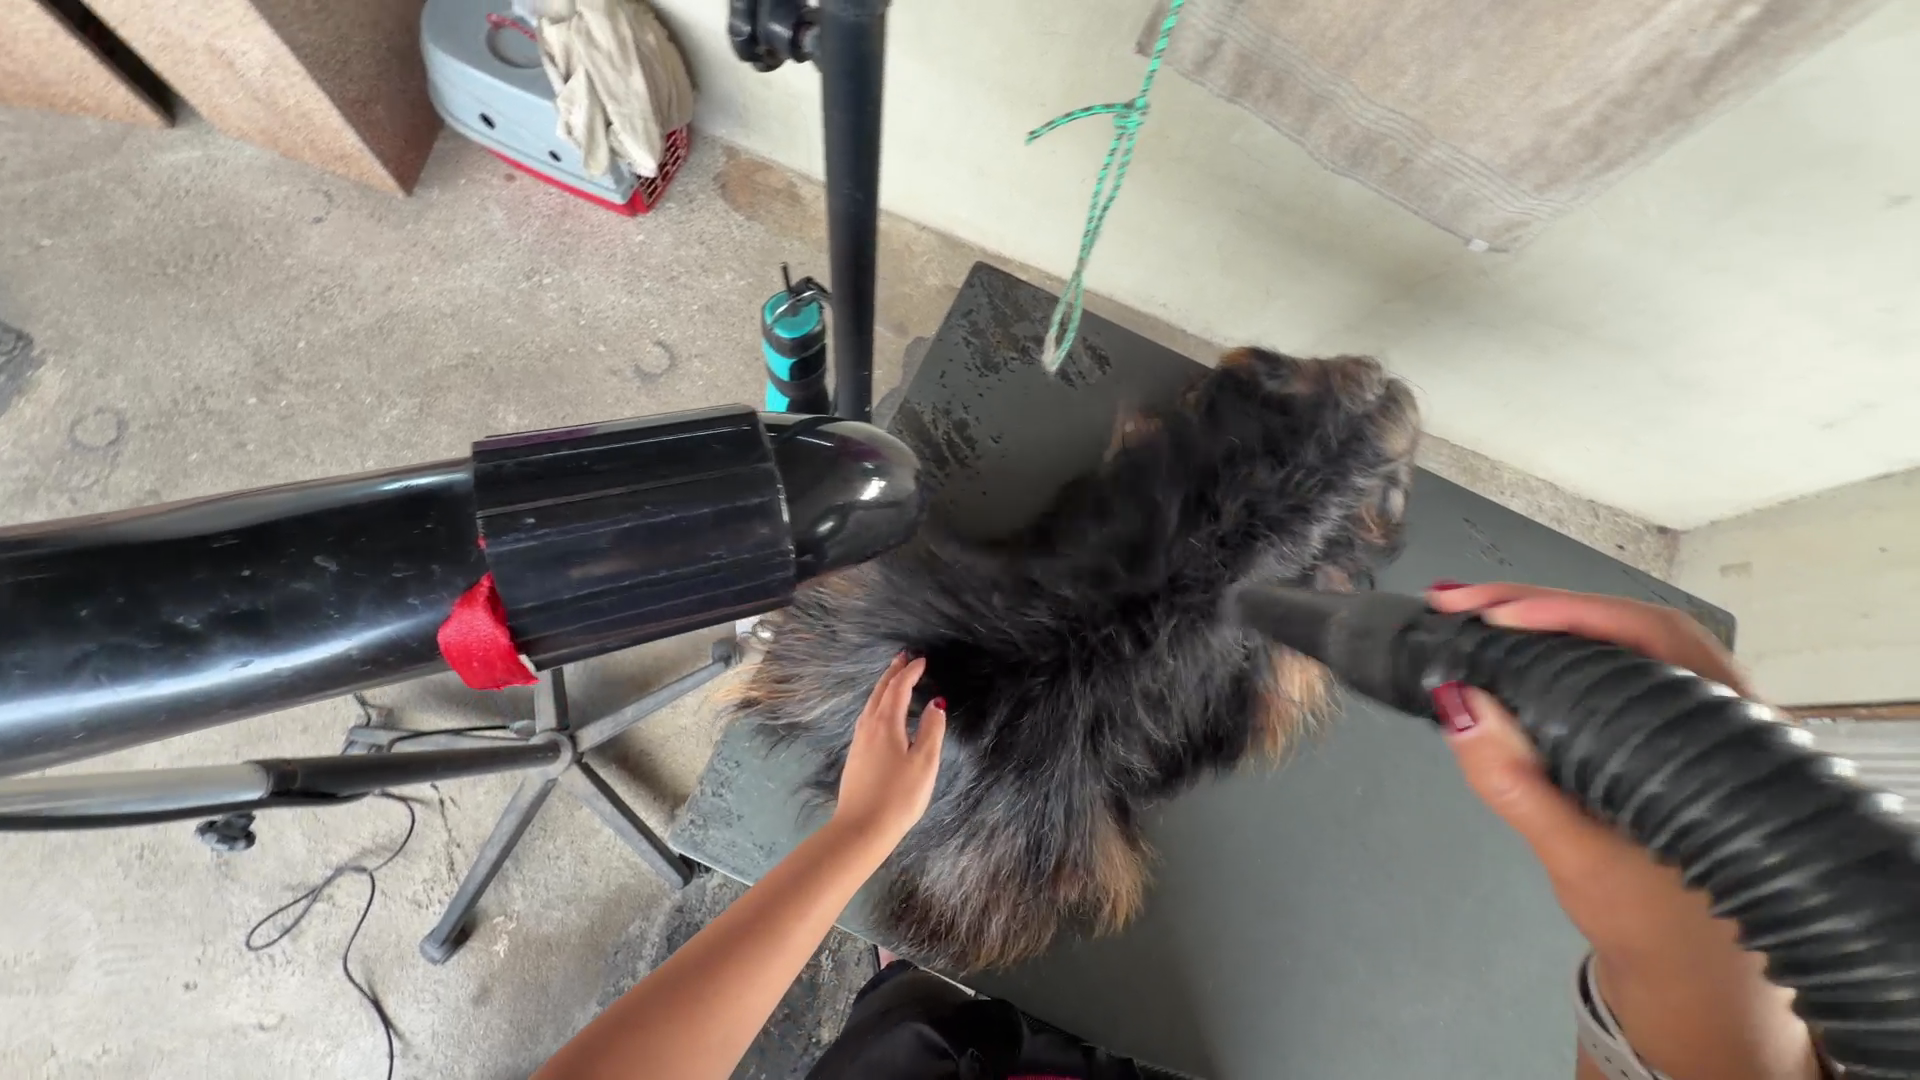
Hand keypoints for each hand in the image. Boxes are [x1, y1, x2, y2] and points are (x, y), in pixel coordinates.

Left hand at [830, 653, 946, 846]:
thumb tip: (936, 704)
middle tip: (903, 657)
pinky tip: (881, 712)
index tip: (921, 660)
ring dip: (883, 687)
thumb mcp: (924, 763)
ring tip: (893, 678)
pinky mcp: (856, 755)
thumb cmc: (898, 796)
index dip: (910, 672)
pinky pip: (867, 716)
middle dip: (893, 672)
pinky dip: (878, 703)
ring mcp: (859, 740)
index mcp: (886, 723)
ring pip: (871, 703)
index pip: (898, 688)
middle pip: (880, 691)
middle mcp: (869, 726)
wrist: (861, 828)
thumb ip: (931, 730)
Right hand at [1427, 583, 1816, 1079]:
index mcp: (1726, 743)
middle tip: (1455, 602)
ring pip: (1609, 646)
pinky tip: (1495, 647)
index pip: (1654, 640)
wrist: (1695, 980)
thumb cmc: (1661, 928)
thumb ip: (1516, 785)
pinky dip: (1537, 653)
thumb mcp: (1577, 858)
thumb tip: (1459, 705)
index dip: (1569, 613)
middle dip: (1534, 605)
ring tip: (1463, 613)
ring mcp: (1684, 727)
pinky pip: (1595, 673)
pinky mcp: (1648, 738)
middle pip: (1627, 627)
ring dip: (1532, 623)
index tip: (1495, 615)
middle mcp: (1716, 720)